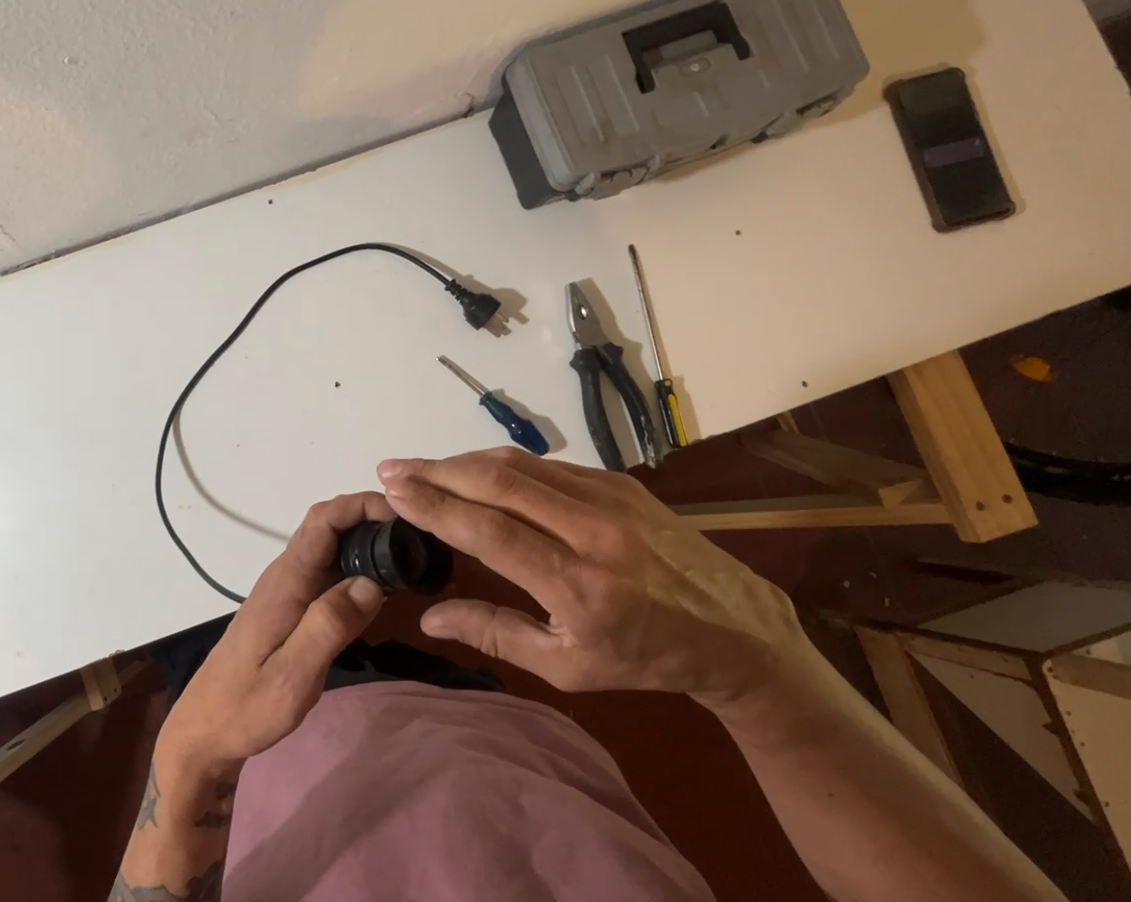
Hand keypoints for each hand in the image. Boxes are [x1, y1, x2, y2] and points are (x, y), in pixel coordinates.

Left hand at [156, 493, 389, 779]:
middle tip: (420, 538)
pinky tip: (384, 589)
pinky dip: (358, 569)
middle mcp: (286, 575)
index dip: (362, 505)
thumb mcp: (292, 676)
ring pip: (331, 549)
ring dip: (367, 544)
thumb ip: (328, 626)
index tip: (404, 516)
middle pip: (330, 526)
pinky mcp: (292, 608)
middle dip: (372, 520)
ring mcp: (288, 591)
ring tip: (412, 557)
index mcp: (286, 582)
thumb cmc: (247, 706)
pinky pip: (329, 573)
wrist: (207, 730)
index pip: (323, 520)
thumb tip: (372, 581)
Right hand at [378, 448, 807, 708]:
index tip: (393, 490)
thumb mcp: (567, 669)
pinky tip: (477, 472)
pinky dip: (503, 465)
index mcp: (579, 586)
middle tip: (392, 468)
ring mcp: (612, 500)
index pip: (490, 532)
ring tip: (423, 467)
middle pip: (499, 482)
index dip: (435, 507)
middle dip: (437, 470)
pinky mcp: (622, 484)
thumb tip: (428, 618)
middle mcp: (593, 532)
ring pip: (521, 465)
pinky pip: (548, 467)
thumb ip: (494, 636)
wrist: (738, 631)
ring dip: (464, 462)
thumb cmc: (645, 659)